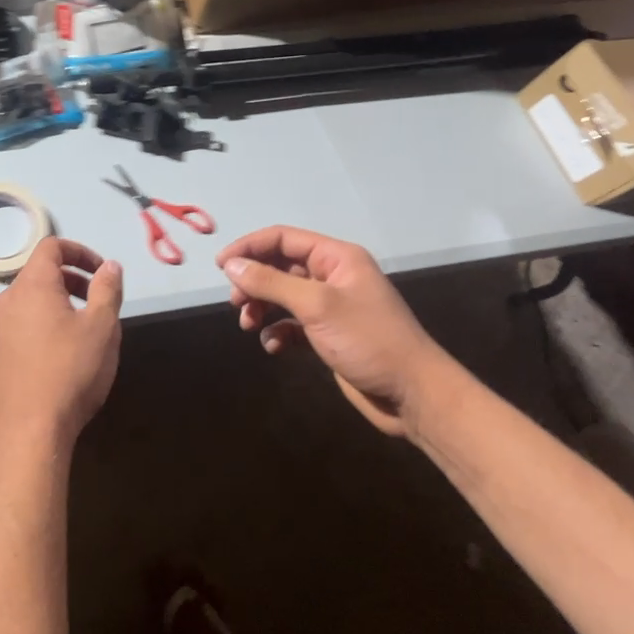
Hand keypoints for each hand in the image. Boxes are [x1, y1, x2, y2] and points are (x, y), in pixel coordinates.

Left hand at [0, 238, 124, 448]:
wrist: (28, 428)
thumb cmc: (70, 371)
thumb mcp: (102, 328)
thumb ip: (107, 290)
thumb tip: (109, 266)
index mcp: (32, 285)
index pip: (50, 247)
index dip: (79, 251)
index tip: (102, 271)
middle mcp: (9, 300)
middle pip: (40, 273)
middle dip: (72, 278)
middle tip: (99, 301)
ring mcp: (0, 328)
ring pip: (32, 301)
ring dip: (60, 303)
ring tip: (86, 331)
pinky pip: (24, 325)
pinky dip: (45, 325)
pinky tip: (64, 356)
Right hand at [217, 226, 457, 436]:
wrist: (413, 395)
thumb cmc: (368, 340)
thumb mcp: (316, 306)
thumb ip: (270, 282)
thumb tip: (231, 265)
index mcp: (337, 258)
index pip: (282, 238)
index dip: (248, 247)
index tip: (220, 267)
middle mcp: (332, 276)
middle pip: (279, 266)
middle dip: (254, 282)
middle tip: (235, 302)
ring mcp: (331, 306)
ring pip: (281, 295)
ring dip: (261, 307)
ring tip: (249, 326)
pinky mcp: (328, 335)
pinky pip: (291, 323)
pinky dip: (277, 331)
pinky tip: (274, 346)